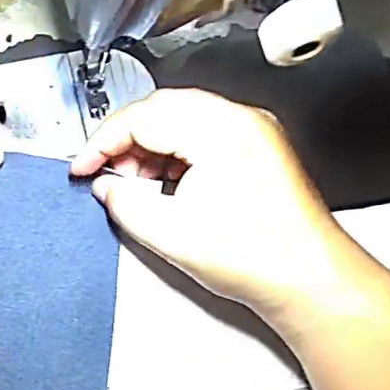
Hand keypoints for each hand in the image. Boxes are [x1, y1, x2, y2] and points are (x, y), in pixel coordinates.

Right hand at [70, 89, 351, 321]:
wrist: (307, 278)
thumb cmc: (257, 256)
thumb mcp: (169, 232)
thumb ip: (124, 202)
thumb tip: (106, 186)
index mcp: (218, 128)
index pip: (142, 116)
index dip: (102, 142)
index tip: (83, 166)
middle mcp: (240, 120)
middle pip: (161, 111)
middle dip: (124, 142)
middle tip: (103, 174)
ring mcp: (252, 133)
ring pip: (181, 122)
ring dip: (149, 149)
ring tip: (132, 186)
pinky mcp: (257, 151)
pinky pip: (203, 138)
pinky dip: (174, 156)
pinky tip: (162, 186)